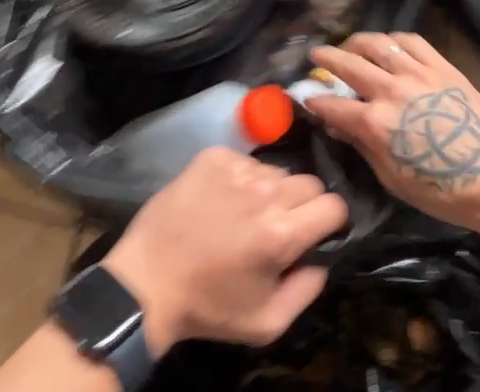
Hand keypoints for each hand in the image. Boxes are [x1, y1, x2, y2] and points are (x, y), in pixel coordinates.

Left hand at [101, 147, 347, 355]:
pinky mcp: (213, 156)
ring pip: (278, 171)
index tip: (316, 233)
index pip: (335, 206)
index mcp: (282, 233)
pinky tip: (223, 199)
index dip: (330, 222)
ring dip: (272, 191)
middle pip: (310, 183)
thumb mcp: (267, 322)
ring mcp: (237, 169)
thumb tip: (324, 258)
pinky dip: (243, 178)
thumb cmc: (208, 306)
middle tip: (278, 225)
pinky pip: (247, 160)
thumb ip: (308, 290)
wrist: (145, 282)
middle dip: (304, 205)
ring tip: (245, 213)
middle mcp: (265, 193)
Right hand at [303, 33, 479, 234]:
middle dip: (326, 59)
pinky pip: (412, 41)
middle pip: (348, 64)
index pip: (332, 105)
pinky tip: (388, 45)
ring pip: (378, 43)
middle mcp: (391, 90)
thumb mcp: (391, 177)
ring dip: (356, 42)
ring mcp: (418, 73)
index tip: (305, 96)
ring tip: (349, 45)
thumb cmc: (440, 191)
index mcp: (375, 123)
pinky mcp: (442, 66)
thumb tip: (338, 126)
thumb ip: (362, 145)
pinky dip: (393, 40)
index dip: (314, 100)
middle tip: (316, 56)